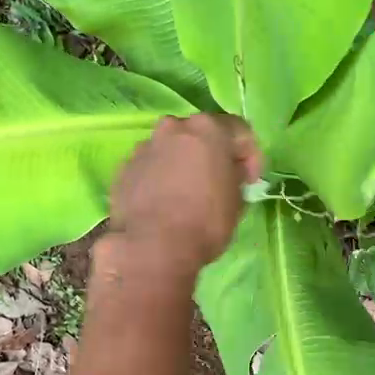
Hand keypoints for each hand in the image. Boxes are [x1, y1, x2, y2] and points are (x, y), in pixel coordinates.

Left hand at [106, 115, 261, 276]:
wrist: (152, 246)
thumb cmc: (204, 223)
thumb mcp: (237, 202)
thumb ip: (236, 177)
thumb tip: (230, 172)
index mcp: (207, 129)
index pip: (240, 130)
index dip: (250, 156)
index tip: (250, 181)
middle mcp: (174, 127)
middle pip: (200, 134)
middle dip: (212, 155)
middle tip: (218, 184)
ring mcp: (145, 146)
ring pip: (172, 149)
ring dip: (184, 165)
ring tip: (187, 196)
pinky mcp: (124, 168)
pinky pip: (151, 167)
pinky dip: (160, 179)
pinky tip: (164, 204)